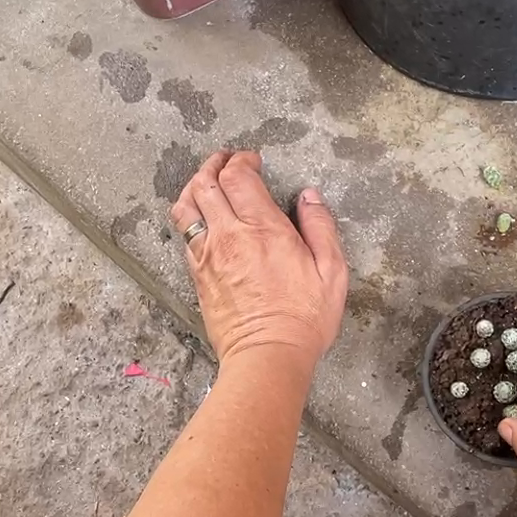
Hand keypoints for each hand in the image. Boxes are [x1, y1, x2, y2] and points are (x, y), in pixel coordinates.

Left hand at [167, 151, 347, 366]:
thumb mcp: (332, 271)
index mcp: (264, 228)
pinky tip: (200, 219)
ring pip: (185, 207)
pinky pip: (184, 236)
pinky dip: (188, 218)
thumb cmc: (303, 319)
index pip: (238, 176)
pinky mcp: (198, 277)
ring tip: (204, 182)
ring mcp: (208, 256)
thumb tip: (309, 197)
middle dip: (212, 164)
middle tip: (223, 159)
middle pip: (205, 184)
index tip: (252, 161)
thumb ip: (320, 226)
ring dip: (193, 187)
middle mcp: (229, 236)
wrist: (267, 356)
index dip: (242, 160)